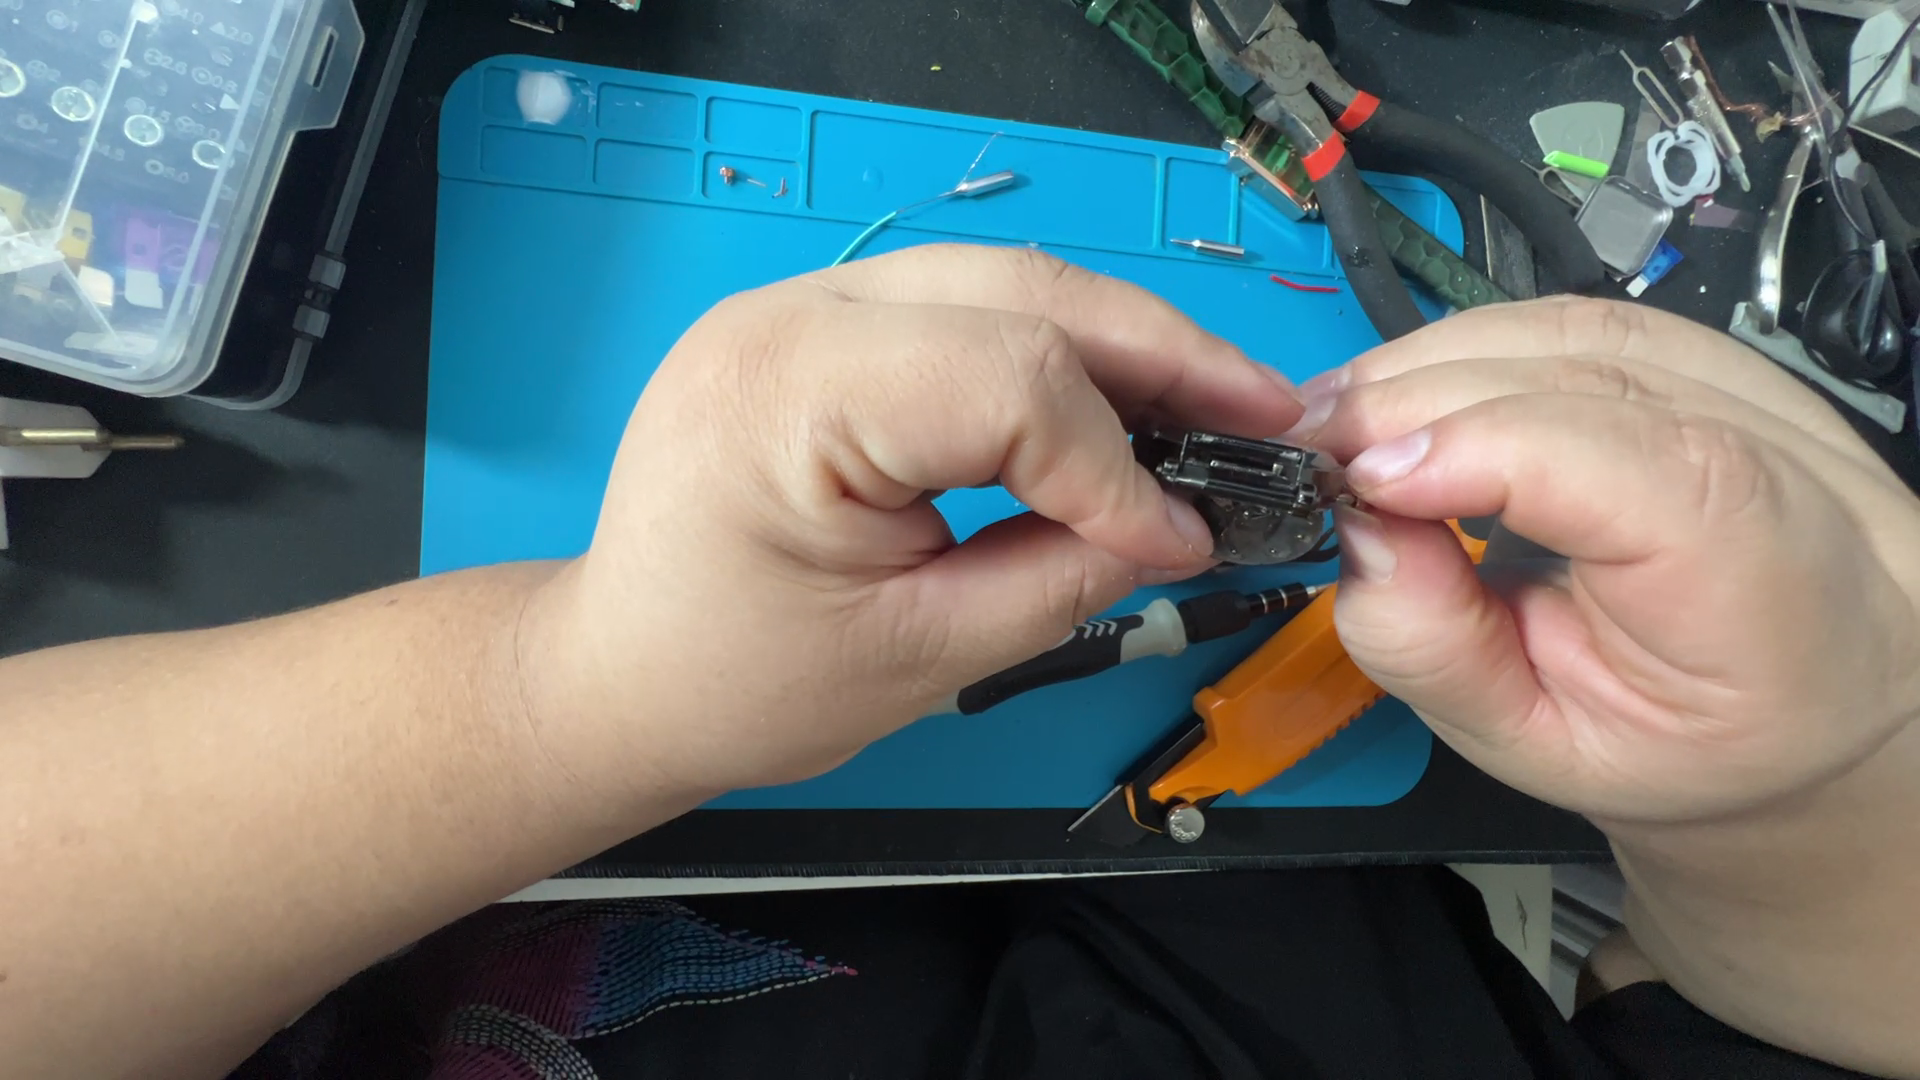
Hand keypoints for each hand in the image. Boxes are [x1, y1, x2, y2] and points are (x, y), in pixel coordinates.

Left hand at [516, 245, 1301, 797]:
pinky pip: (964, 317)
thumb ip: (1058, 579)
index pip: (1007, 382)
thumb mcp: (918, 656)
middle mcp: (789, 312)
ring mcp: (799, 306)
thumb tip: (1168, 527)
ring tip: (1209, 403)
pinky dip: (1052, 359)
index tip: (1183, 538)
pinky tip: (1114, 398)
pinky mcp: (820, 330)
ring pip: (1004, 286)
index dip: (1115, 463)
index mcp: (789, 391)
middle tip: (1257, 413)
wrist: (624, 671)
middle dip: (1157, 356)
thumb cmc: (741, 686)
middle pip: (1019, 293)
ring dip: (1119, 345)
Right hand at [1285, 297, 1919, 823]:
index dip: (1492, 451)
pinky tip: (1388, 395)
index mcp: (1773, 604)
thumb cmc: (1648, 737)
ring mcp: (1754, 396)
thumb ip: (1430, 650)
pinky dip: (1447, 350)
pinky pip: (1555, 324)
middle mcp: (1794, 472)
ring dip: (1416, 367)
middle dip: (1411, 403)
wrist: (1783, 695)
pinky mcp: (1697, 366)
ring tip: (1330, 421)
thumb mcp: (1521, 740)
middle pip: (1588, 377)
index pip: (1660, 476)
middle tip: (1303, 448)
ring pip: (1564, 331)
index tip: (1359, 484)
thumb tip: (1359, 526)